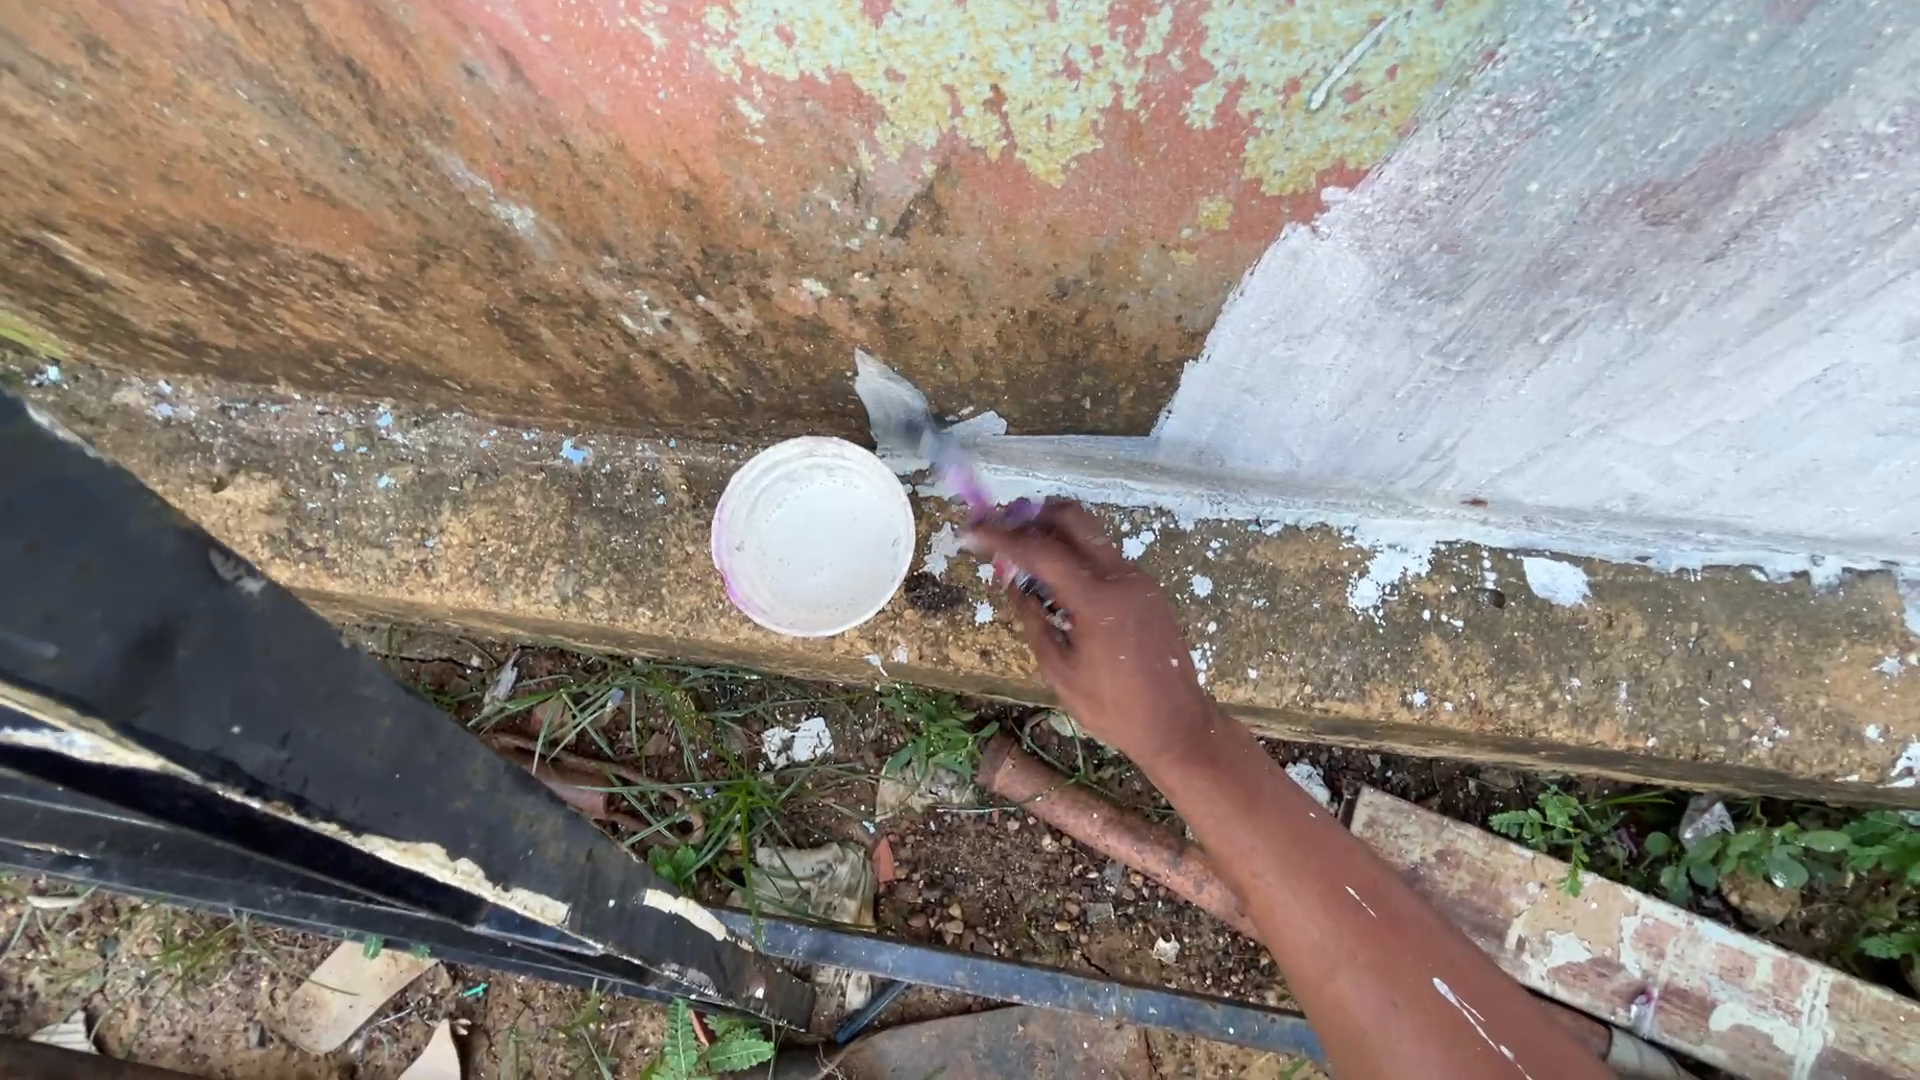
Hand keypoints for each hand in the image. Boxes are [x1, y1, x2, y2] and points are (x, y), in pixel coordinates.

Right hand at [968, 500, 1217, 762]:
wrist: (1177, 724)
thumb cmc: (1114, 708)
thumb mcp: (1060, 670)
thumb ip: (1034, 620)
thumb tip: (1014, 585)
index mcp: (1096, 598)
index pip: (1041, 550)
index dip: (1002, 536)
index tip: (973, 530)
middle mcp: (1120, 575)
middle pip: (1073, 517)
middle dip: (1032, 514)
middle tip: (1003, 528)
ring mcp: (1139, 578)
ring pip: (1091, 533)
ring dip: (1054, 533)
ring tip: (1024, 556)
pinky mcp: (1147, 588)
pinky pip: (1104, 557)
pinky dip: (1076, 555)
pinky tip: (1058, 582)